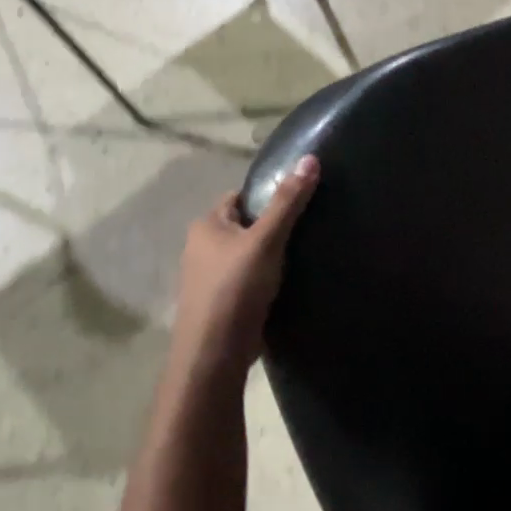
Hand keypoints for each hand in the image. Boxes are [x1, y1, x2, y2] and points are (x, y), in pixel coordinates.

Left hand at [171, 155, 319, 375]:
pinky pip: (246, 278)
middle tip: (307, 227)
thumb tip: (310, 159)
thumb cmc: (236, 288)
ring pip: (246, 254)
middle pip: (244, 225)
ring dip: (268, 254)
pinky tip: (286, 282)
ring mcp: (208, 277)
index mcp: (206, 225)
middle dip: (271, 226)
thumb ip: (288, 202)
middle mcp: (200, 247)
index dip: (268, 196)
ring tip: (301, 255)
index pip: (240, 197)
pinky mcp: (220, 302)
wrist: (214, 352)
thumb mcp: (266, 240)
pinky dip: (264, 277)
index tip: (300, 202)